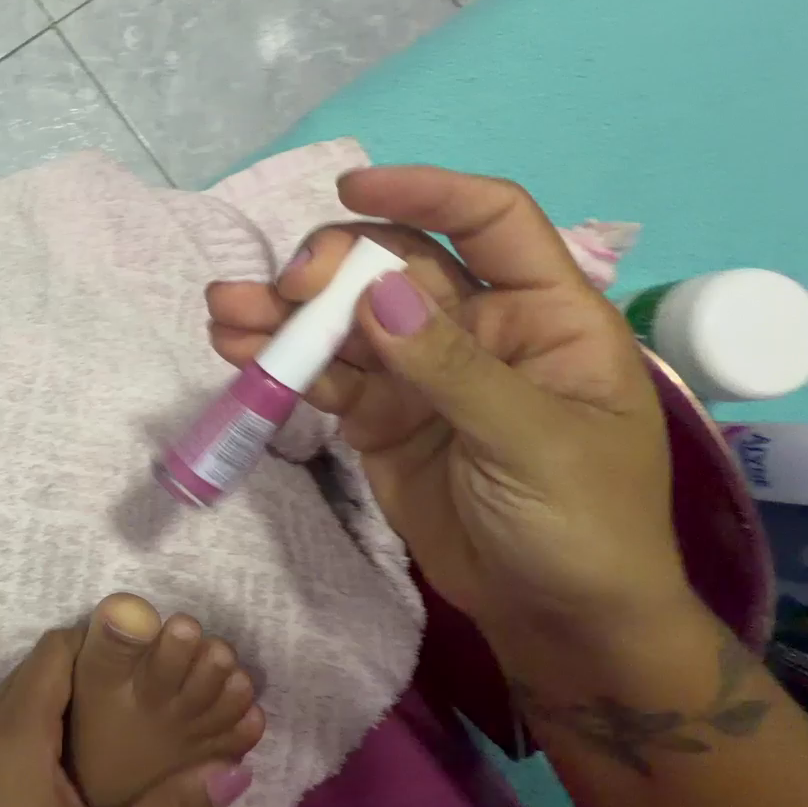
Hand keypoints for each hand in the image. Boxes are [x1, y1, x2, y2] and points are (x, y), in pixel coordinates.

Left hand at [0, 628, 250, 806]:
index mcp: (14, 734)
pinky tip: (90, 750)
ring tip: (131, 715)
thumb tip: (234, 769)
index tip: (155, 659)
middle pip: (43, 664)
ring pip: (26, 686)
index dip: (107, 644)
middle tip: (154, 688)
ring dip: (73, 691)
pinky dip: (49, 714)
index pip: (58, 648)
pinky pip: (11, 713)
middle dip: (97, 667)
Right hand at [206, 166, 693, 641]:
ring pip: (343, 321)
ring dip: (283, 313)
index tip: (352, 188)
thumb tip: (376, 291)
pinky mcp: (375, 415)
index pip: (490, 222)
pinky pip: (323, 375)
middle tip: (284, 289)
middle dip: (333, 267)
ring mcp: (417, 372)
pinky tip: (236, 351)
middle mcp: (474, 328)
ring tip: (224, 310)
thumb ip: (453, 366)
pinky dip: (279, 362)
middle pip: (393, 267)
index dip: (425, 192)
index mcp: (543, 314)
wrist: (553, 618)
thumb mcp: (532, 443)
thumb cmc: (583, 525)